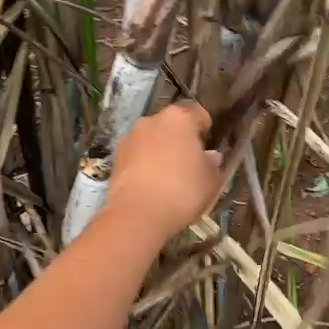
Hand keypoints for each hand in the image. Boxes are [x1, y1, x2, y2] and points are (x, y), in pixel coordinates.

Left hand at [103, 102, 223, 237]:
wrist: (137, 215)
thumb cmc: (182, 191)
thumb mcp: (210, 181)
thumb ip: (212, 165)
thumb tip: (211, 157)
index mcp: (179, 118)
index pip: (197, 113)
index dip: (204, 127)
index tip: (207, 144)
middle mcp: (151, 120)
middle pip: (171, 125)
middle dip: (179, 140)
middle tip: (188, 163)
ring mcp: (129, 138)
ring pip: (151, 140)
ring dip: (159, 151)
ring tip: (166, 177)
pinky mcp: (115, 158)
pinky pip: (136, 156)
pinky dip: (143, 165)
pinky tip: (149, 185)